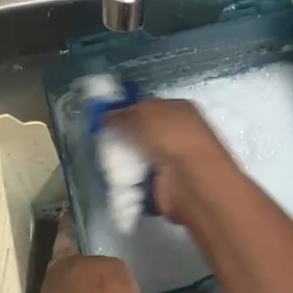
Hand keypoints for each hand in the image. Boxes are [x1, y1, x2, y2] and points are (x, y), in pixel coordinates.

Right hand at [105, 99, 236, 223]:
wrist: (191, 180)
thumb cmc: (170, 137)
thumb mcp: (142, 115)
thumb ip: (121, 114)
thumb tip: (104, 116)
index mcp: (178, 109)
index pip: (147, 107)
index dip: (126, 112)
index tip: (103, 120)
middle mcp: (177, 133)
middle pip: (141, 134)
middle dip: (122, 139)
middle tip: (101, 144)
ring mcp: (172, 160)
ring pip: (138, 158)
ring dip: (123, 162)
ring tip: (106, 164)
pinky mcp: (164, 186)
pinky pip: (139, 181)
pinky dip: (128, 183)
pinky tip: (116, 182)